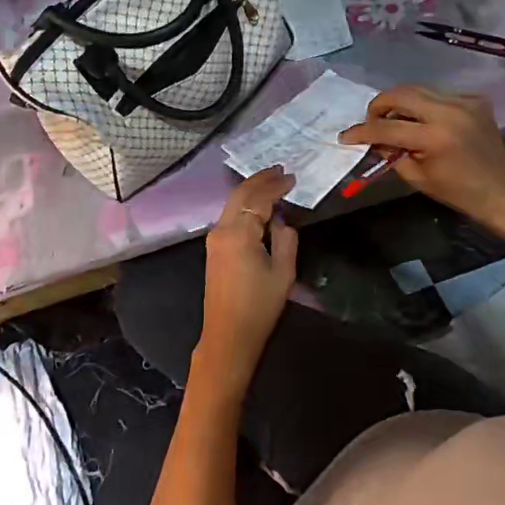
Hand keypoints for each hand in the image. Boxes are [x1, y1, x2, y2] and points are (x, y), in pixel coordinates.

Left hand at [195, 166, 298, 400]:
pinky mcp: (213, 249)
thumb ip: (285, 240)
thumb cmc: (259, 306)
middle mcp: (221, 230)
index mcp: (239, 234)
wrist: (228, 334)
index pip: (258, 199)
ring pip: (231, 205)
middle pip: (239, 195)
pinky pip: (229, 218)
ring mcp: (213, 240)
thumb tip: (281, 221)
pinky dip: (244, 206)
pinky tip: (258, 206)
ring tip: (271, 182)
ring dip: (250, 191)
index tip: (291, 177)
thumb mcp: (283, 273)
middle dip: (259, 180)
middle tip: (279, 170)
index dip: (275, 186)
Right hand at [338, 86, 504, 230]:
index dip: (362, 131)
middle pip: (400, 93)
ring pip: (417, 90)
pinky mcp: (474, 99)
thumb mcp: (416, 177)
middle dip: (378, 106)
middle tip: (371, 121)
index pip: (387, 127)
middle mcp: (450, 111)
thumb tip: (374, 140)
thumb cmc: (456, 191)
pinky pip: (437, 94)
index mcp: (435, 137)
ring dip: (399, 103)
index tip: (345, 135)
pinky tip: (423, 122)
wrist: (501, 190)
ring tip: (393, 121)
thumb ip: (391, 154)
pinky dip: (423, 106)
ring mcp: (465, 102)